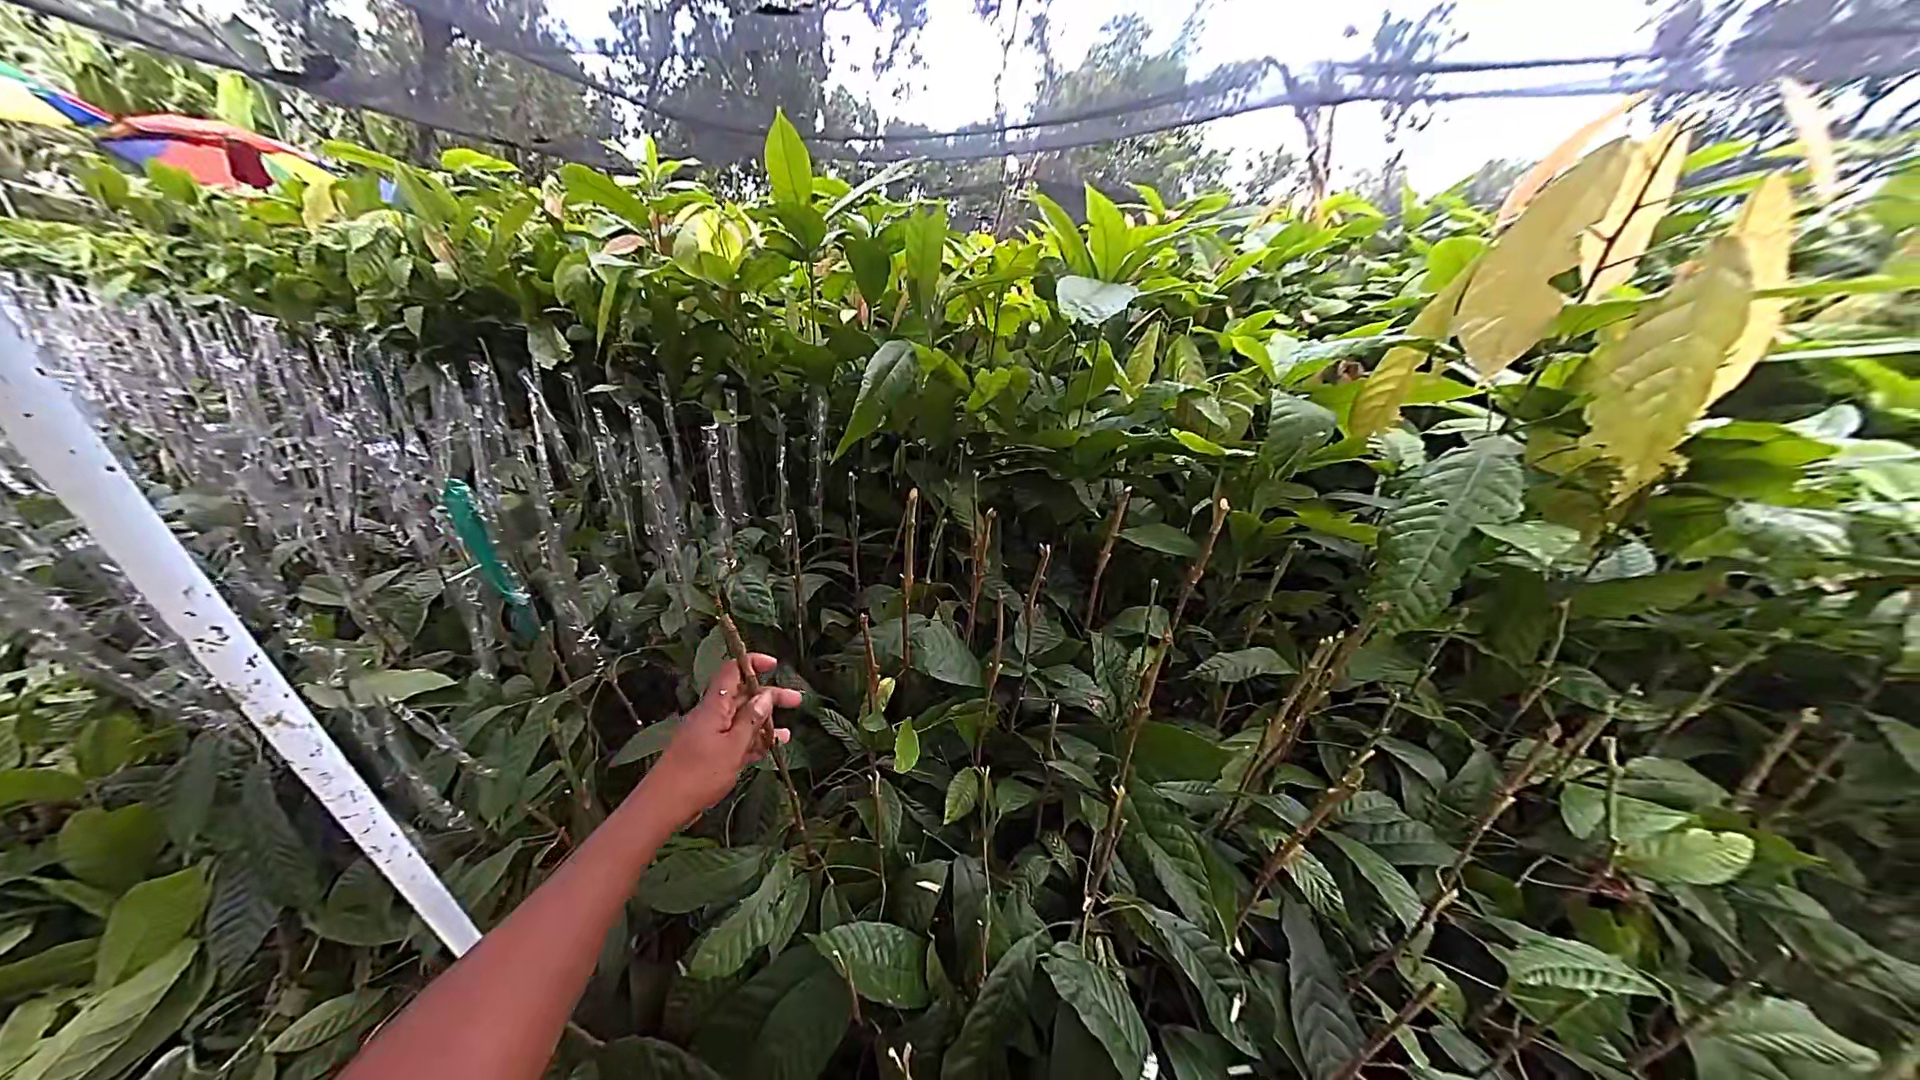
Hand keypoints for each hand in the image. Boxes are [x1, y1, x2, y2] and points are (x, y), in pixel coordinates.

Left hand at [636, 653, 799, 824]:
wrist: (662, 806)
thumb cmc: (698, 774)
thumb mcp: (733, 747)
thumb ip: (751, 720)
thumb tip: (766, 696)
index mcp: (713, 707)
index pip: (732, 671)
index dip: (752, 663)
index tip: (774, 665)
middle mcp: (711, 715)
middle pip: (742, 695)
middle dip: (769, 696)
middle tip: (796, 701)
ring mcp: (709, 734)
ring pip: (741, 719)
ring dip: (764, 722)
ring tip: (787, 733)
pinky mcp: (709, 752)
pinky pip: (735, 738)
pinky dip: (753, 741)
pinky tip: (770, 748)